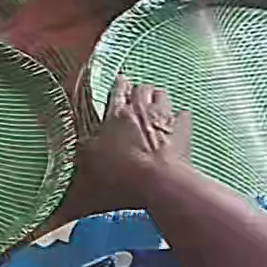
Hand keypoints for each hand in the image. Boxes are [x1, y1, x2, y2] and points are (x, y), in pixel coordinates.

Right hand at [85, 77, 194, 197]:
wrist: (157, 183)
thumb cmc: (120, 172)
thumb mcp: (89, 161)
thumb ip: (86, 147)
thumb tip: (82, 143)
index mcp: (117, 114)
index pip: (118, 90)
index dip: (118, 85)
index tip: (118, 82)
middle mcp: (142, 110)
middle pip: (143, 89)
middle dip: (138, 91)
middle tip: (134, 98)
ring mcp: (165, 119)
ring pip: (162, 95)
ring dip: (157, 98)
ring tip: (153, 106)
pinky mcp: (183, 132)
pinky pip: (182, 115)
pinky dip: (177, 117)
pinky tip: (174, 123)